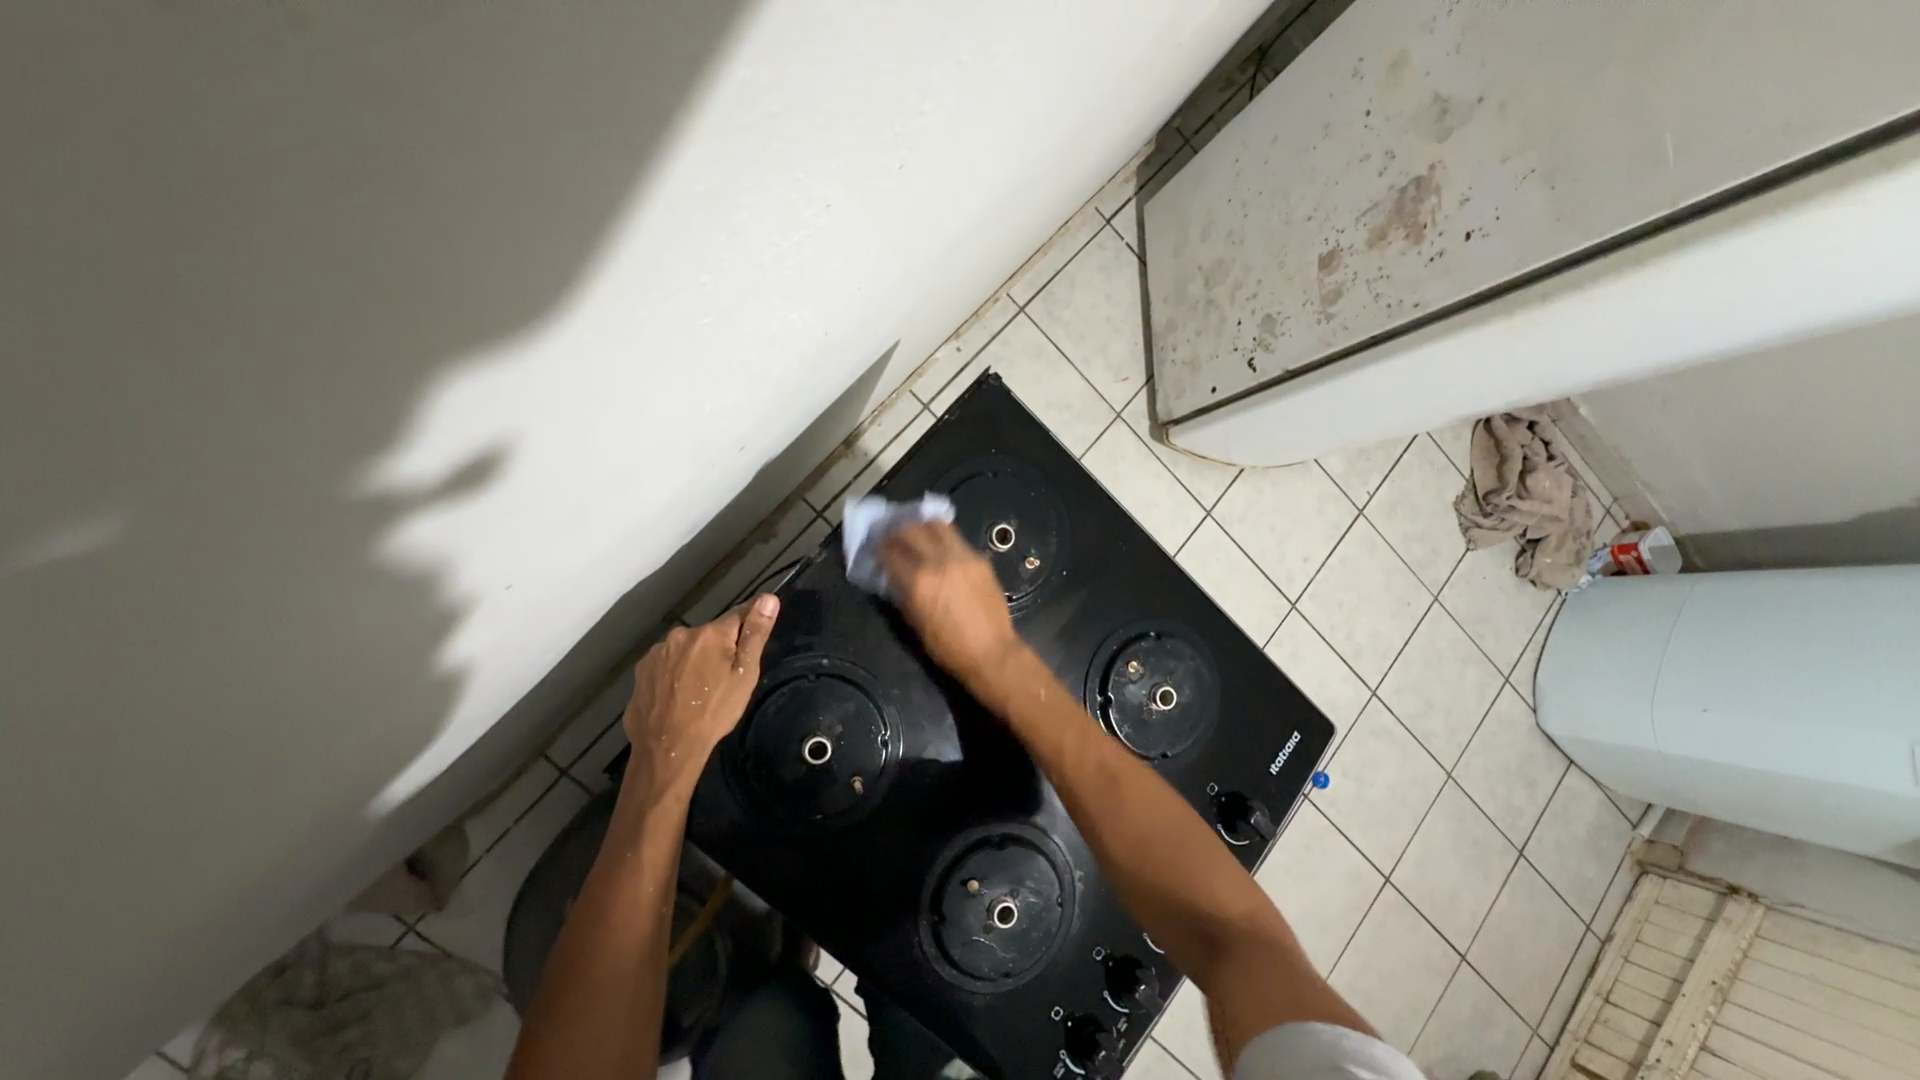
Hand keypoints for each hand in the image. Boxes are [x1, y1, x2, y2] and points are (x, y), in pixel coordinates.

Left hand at [621, 594, 779, 800]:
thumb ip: (755, 634)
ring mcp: (657, 652)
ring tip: (699, 691)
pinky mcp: (641, 671)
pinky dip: (674, 675)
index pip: (738, 615)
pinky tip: (677, 697)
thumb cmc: (714, 711)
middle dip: (719, 649)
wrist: (667, 747)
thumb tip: (769, 598)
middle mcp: (681, 634)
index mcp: (711, 633)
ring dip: (694, 661)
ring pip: (686, 650)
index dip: (750, 624)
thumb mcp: (744, 675)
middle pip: (710, 635)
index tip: (756, 634)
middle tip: (725, 679)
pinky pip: (666, 665)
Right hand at [878, 521, 1022, 689]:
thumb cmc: (948, 647)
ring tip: (916, 534)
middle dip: (896, 531)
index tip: (876, 549)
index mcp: (918, 581)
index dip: (879, 548)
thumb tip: (892, 576)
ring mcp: (963, 556)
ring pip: (936, 525)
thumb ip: (901, 594)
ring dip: (921, 526)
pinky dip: (943, 537)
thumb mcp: (914, 624)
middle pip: (911, 529)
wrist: (991, 652)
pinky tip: (940, 547)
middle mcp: (939, 561)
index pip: (890, 551)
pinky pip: (957, 538)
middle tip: (892, 536)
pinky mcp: (980, 558)